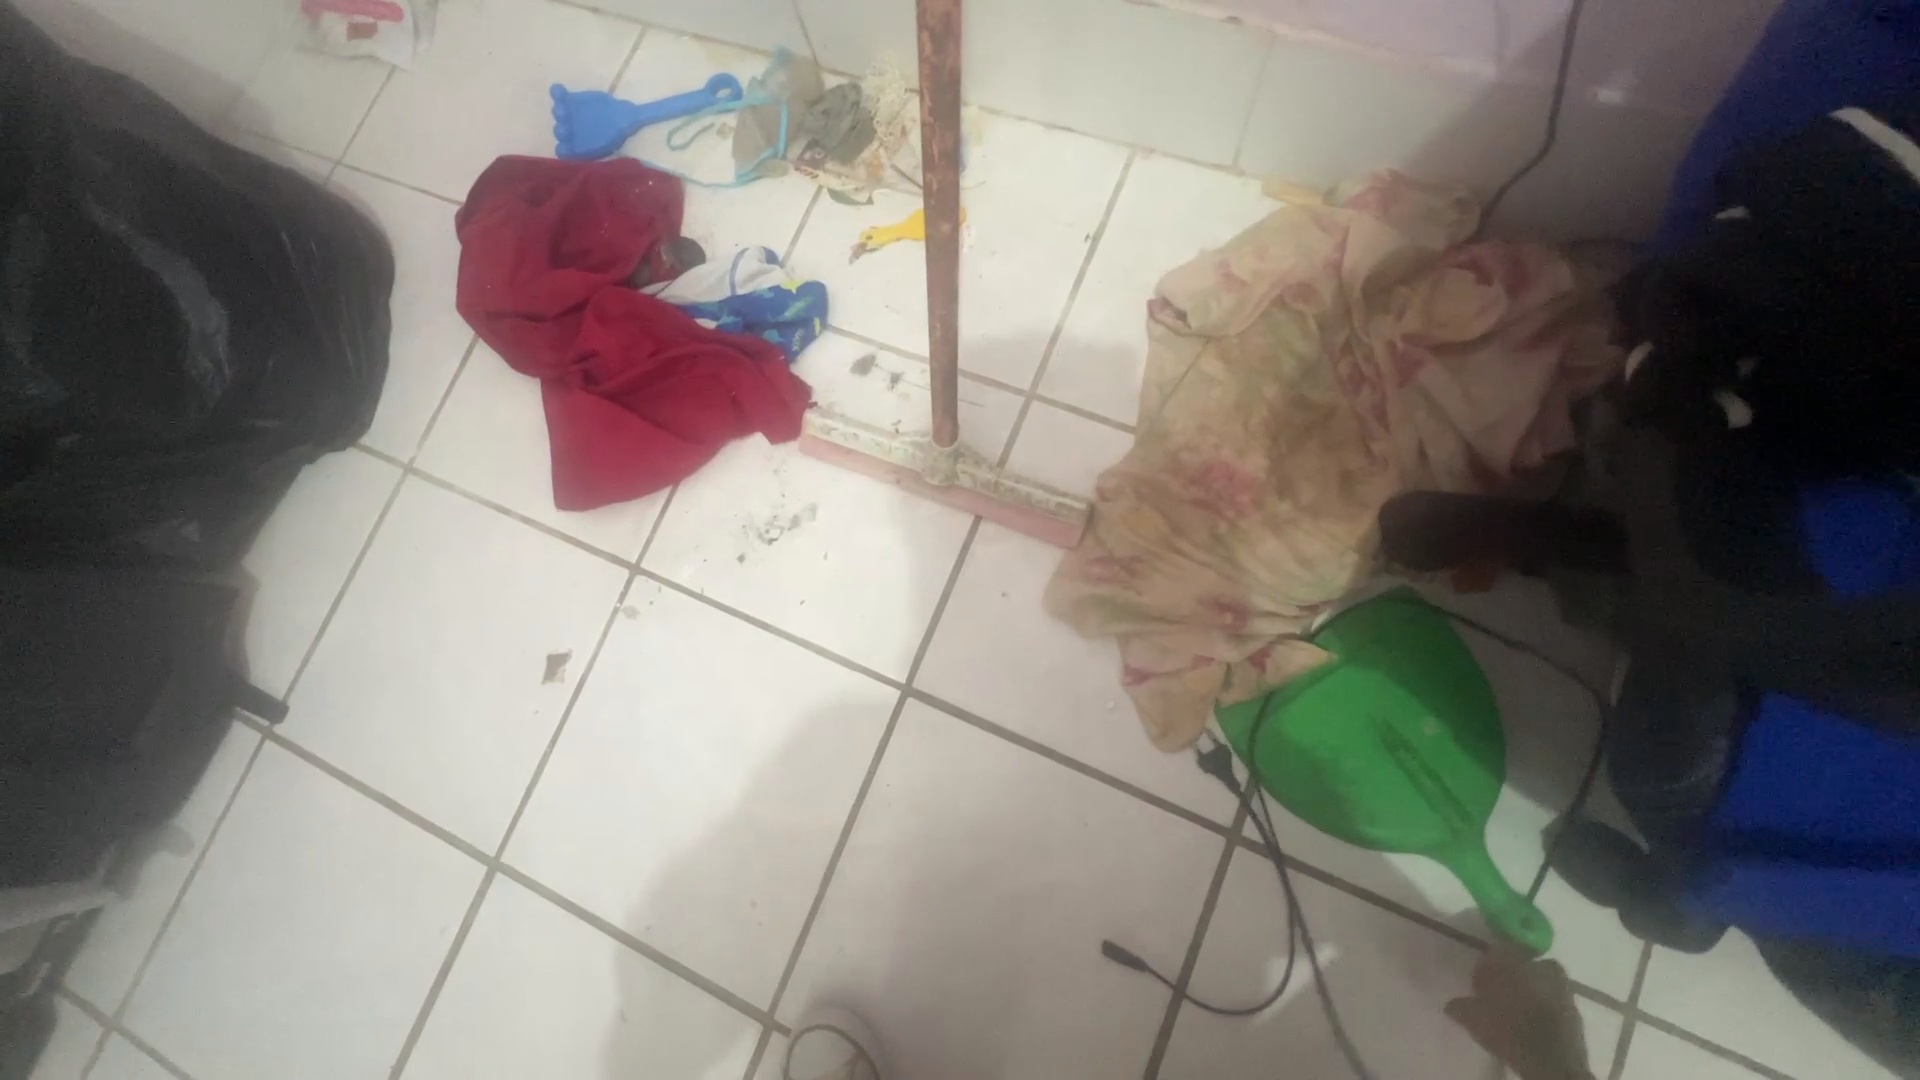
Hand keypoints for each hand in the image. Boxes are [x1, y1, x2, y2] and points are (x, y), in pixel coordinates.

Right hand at [1445, 944, 1594, 1079]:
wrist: (1551, 1064)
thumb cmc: (1507, 1029)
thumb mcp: (1472, 1018)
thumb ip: (1460, 1006)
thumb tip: (1451, 1004)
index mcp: (1511, 962)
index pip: (1499, 948)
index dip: (1489, 961)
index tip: (1482, 977)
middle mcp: (1538, 969)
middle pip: (1527, 962)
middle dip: (1517, 972)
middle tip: (1504, 989)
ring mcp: (1562, 990)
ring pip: (1546, 981)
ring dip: (1535, 988)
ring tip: (1521, 1007)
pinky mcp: (1576, 1014)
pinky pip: (1557, 1002)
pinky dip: (1548, 1007)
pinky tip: (1535, 1021)